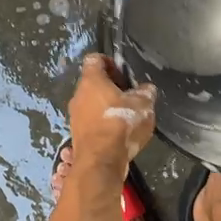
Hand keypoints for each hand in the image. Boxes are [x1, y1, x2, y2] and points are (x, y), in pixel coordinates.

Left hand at [67, 54, 156, 173]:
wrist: (100, 161)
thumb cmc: (120, 124)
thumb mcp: (143, 105)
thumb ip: (145, 93)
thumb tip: (146, 89)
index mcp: (91, 81)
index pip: (95, 59)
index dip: (109, 62)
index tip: (123, 73)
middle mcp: (78, 95)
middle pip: (92, 83)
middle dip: (110, 87)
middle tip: (128, 95)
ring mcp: (74, 116)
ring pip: (90, 103)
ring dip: (105, 106)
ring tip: (125, 116)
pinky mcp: (76, 134)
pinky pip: (90, 121)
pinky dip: (102, 123)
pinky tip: (117, 132)